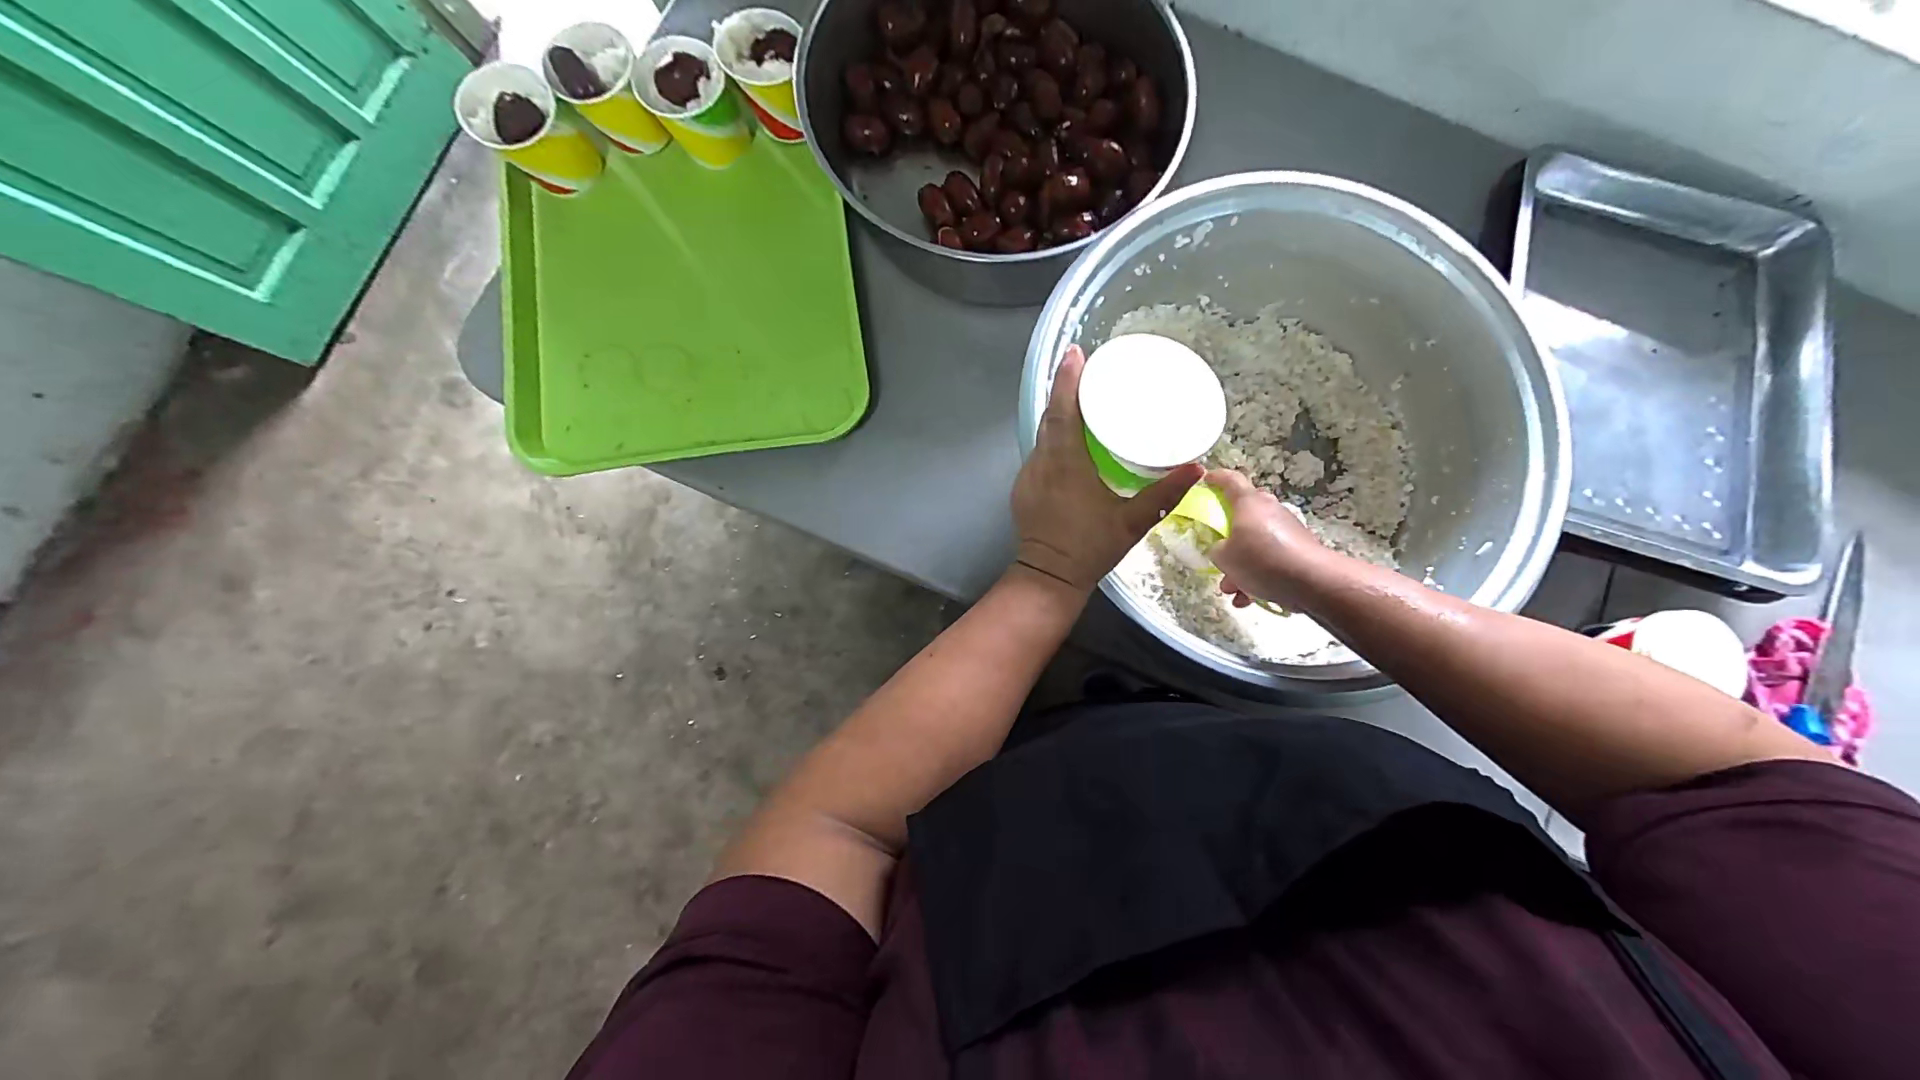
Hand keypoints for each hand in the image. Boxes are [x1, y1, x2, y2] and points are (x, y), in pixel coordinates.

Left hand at [1011, 345, 1203, 592]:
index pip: (1064, 411)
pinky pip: (1039, 451)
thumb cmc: (1090, 548)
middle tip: (1085, 368)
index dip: (1068, 380)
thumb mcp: (1132, 522)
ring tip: (1080, 397)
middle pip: (1051, 416)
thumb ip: (1164, 495)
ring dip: (1058, 413)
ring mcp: (1028, 475)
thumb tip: (1198, 468)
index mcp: (1066, 464)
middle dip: (1065, 389)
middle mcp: (1042, 463)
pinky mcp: (1023, 488)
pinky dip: (1052, 437)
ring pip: (1042, 434)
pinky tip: (1067, 438)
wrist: (1048, 577)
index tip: (1076, 352)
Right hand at [1205, 468, 1333, 609]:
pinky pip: (1269, 559)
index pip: (1230, 480)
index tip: (1204, 482)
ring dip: (1240, 564)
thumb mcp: (1223, 557)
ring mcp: (1285, 529)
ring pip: (1254, 542)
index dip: (1215, 479)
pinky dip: (1257, 575)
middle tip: (1216, 550)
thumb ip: (1215, 549)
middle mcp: (1269, 510)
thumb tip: (1220, 548)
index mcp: (1248, 503)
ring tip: (1231, 588)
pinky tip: (1248, 598)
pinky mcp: (1297, 549)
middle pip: (1242, 514)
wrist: (1311, 581)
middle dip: (1227, 535)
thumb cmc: (1261, 559)